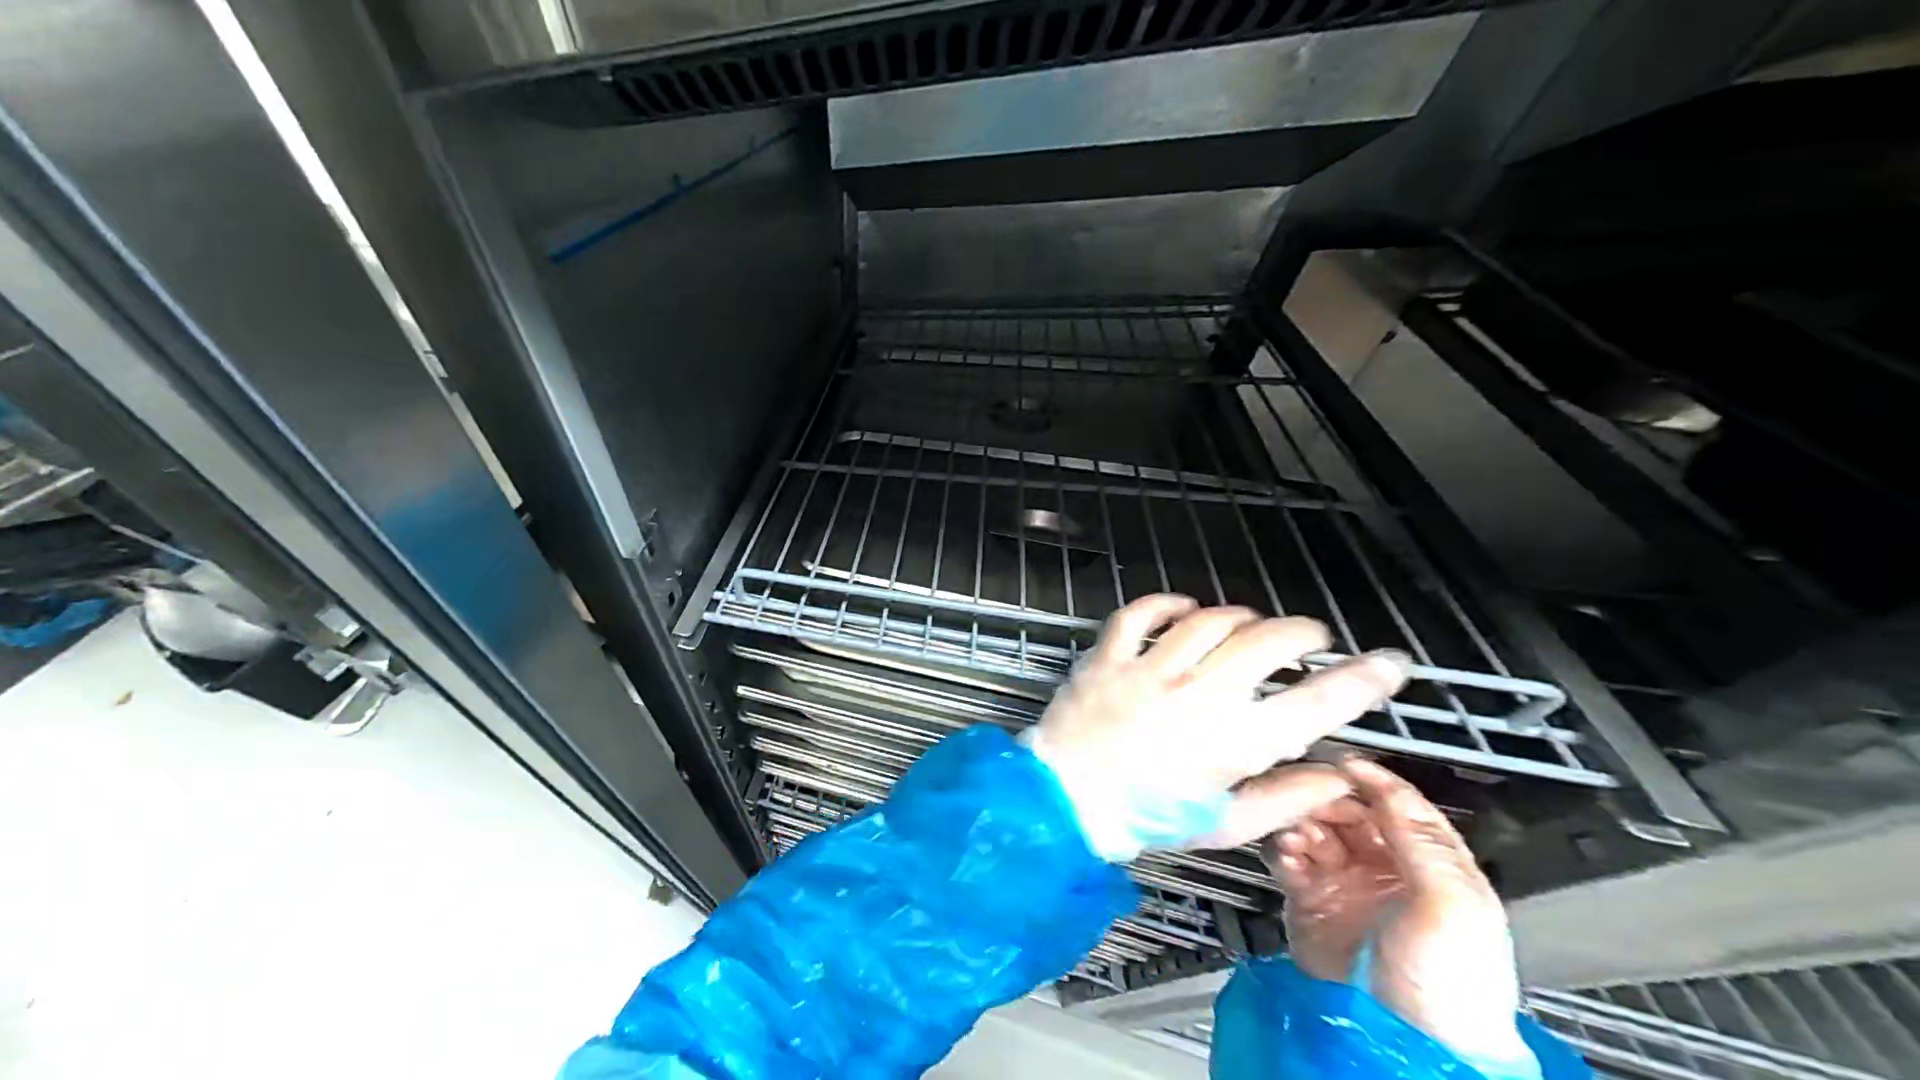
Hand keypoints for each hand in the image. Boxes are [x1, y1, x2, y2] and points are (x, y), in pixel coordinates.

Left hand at [1024, 594, 1410, 861]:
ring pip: (1211, 619)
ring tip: (1247, 629)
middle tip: (1308, 641)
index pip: (1317, 701)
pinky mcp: (1110, 656)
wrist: (1065, 804)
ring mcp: (1150, 670)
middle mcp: (1199, 696)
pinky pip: (1142, 612)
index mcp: (1236, 742)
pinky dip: (1166, 604)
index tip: (1388, 663)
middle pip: (1269, 641)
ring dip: (1239, 618)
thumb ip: (1287, 799)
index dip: (1363, 678)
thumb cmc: (1146, 818)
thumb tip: (1338, 778)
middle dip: (1303, 634)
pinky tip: (1182, 610)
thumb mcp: (1225, 826)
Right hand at [1269, 758, 1528, 1064]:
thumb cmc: (1450, 987)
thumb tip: (1385, 786)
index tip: (1343, 764)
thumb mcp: (1452, 905)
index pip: (1398, 805)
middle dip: (1325, 798)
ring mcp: (1346, 884)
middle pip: (1348, 811)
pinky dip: (1282, 849)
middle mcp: (1386, 868)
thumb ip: (1420, 840)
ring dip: (1300, 821)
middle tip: (1306, 796)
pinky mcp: (1312, 902)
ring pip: (1315, 829)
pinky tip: (1285, 852)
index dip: (1371, 781)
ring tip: (1294, 831)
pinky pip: (1289, 859)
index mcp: (1430, 865)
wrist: (1406, 1045)